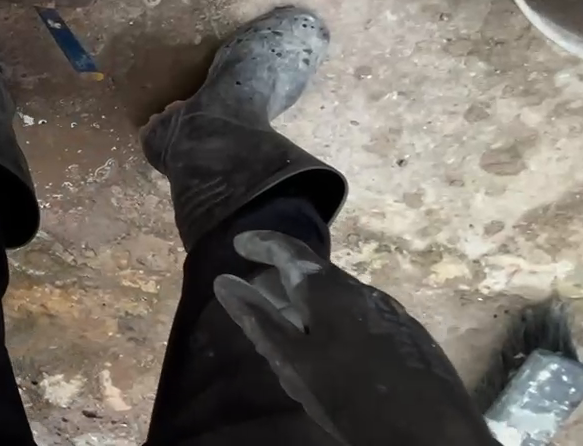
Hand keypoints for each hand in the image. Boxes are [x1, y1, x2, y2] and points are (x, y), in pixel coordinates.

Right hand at [213, 231, 493, 445]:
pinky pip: (364, 318)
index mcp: (331, 290)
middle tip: (256, 292)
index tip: (238, 245)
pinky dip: (337, 320)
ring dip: (310, 302)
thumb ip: (256, 317)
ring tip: (290, 322)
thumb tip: (223, 280)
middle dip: (282, 280)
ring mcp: (397, 320)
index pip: (289, 250)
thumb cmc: (353, 397)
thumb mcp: (292, 361)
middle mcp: (365, 294)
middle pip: (315, 274)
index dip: (260, 244)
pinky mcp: (417, 346)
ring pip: (340, 298)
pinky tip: (332, 347)